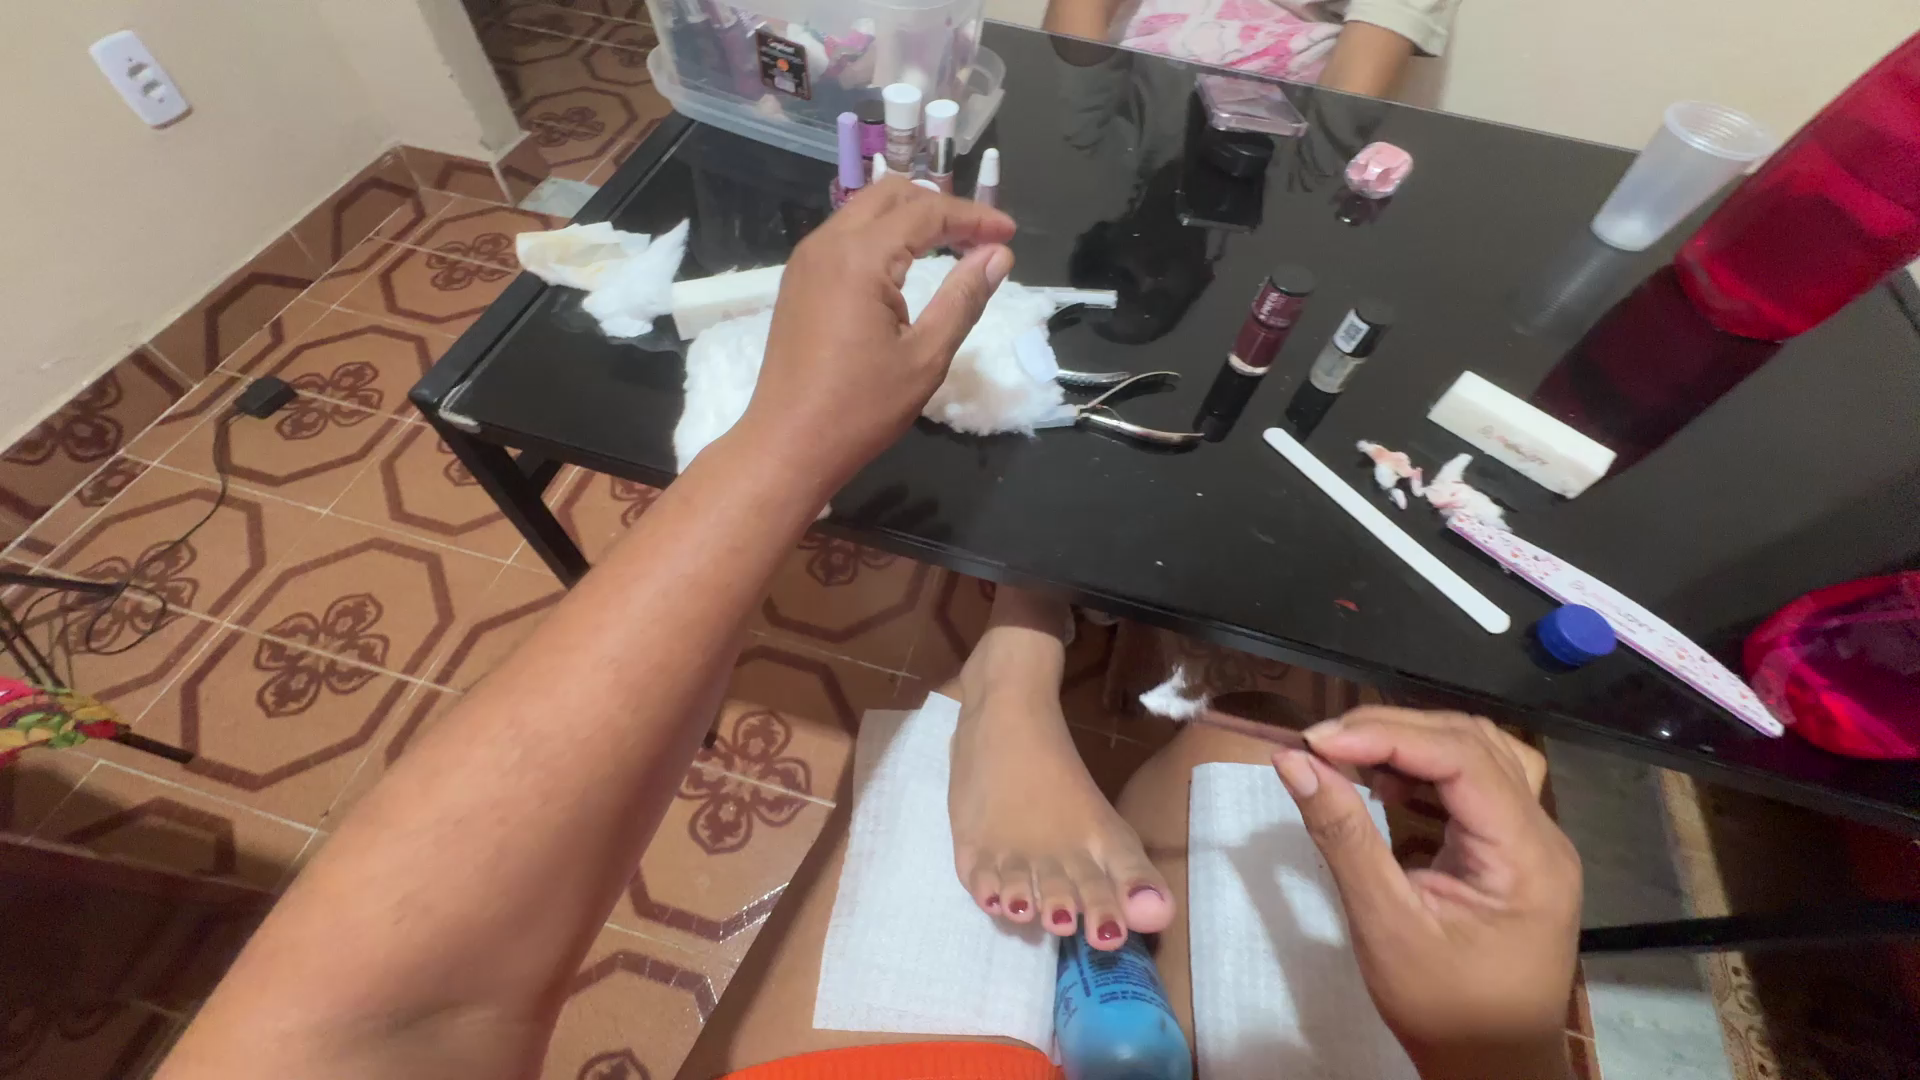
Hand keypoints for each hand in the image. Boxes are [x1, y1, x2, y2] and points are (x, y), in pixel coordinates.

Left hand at [737, 178, 1014, 492]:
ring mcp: (806, 262)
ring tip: (949, 247)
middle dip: (940, 206)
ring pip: (864, 212)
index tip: (1009, 232)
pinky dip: (882, 238)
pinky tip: (904, 267)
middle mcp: (827, 244)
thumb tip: (998, 255)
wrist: (789, 444)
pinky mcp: (798, 283)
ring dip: (909, 219)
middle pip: (891, 194)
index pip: (926, 212)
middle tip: (979, 236)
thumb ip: (963, 299)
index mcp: (860, 257)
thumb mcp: (925, 358)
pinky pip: (845, 238)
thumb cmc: (861, 409)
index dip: (974, 216)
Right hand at [1272, 707, 1579, 1079]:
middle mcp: (1540, 835)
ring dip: (1409, 738)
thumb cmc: (1442, 1006)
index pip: (1462, 758)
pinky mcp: (1507, 845)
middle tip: (1320, 745)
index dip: (1385, 735)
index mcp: (1526, 857)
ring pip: (1476, 750)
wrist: (1491, 1066)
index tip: (1314, 741)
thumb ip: (1342, 835)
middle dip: (1391, 729)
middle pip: (1472, 742)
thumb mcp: (1383, 924)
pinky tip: (1381, 780)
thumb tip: (1291, 761)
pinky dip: (1420, 763)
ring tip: (1348, 753)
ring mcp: (1529, 838)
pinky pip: (1470, 778)